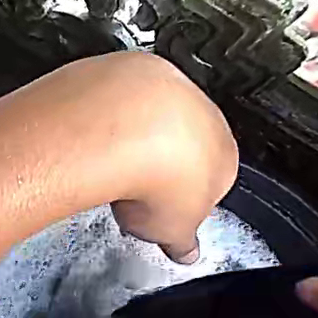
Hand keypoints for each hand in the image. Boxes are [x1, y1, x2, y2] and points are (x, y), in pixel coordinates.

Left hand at [23, 52, 237, 263]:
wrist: (127, 131)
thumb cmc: (160, 179)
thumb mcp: (175, 231)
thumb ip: (183, 240)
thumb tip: (186, 251)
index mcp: (225, 156)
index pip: (209, 180)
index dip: (179, 199)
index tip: (157, 210)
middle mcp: (204, 115)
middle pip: (182, 142)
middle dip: (157, 163)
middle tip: (129, 189)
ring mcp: (168, 86)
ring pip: (152, 113)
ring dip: (132, 134)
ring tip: (107, 164)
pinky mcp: (132, 67)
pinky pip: (120, 94)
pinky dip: (106, 112)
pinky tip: (91, 136)